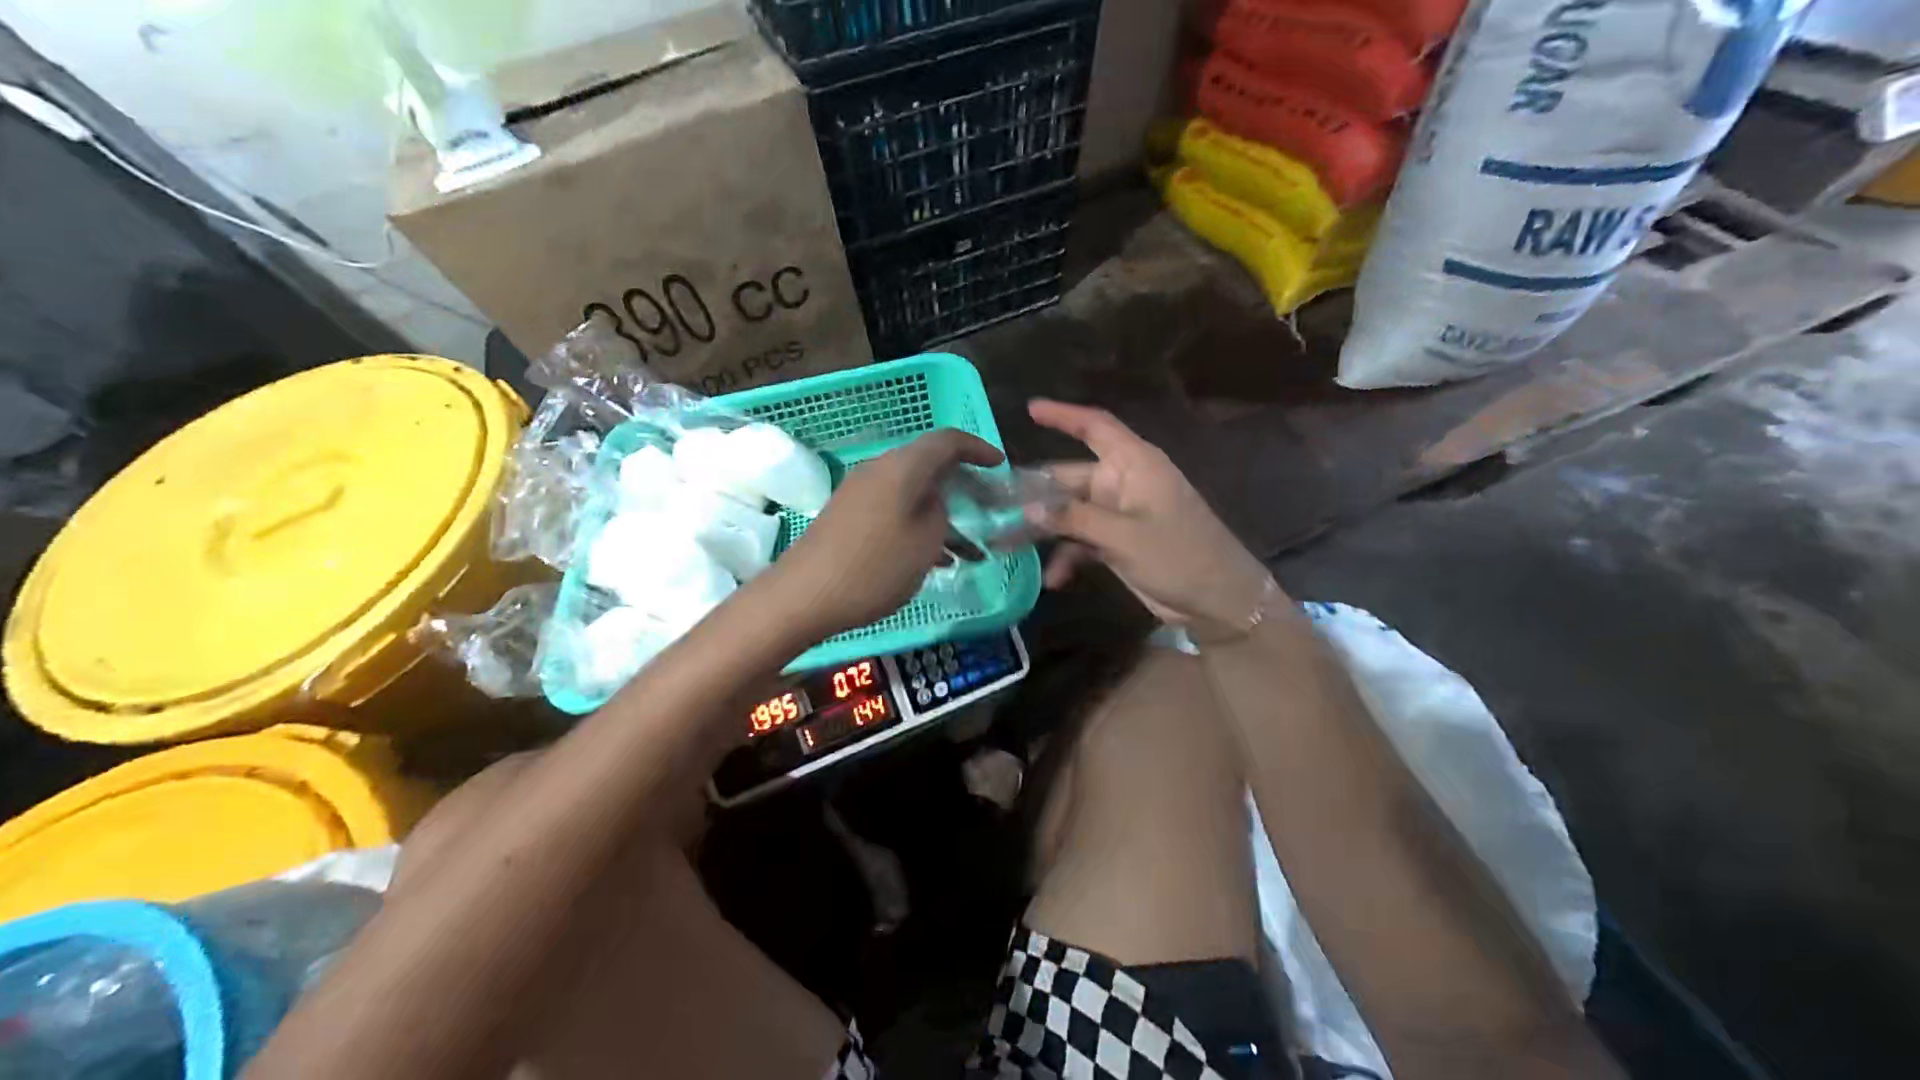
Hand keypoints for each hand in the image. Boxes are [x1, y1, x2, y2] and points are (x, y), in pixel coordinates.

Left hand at [768, 429, 1003, 640]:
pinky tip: (936, 560)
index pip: (947, 440)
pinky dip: (918, 526)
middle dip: (962, 486)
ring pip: (912, 493)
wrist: (803, 596)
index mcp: (902, 467)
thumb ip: (940, 513)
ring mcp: (860, 493)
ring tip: (970, 550)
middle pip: (928, 465)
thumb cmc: (874, 567)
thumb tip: (934, 501)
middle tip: (986, 508)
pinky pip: (894, 510)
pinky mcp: (848, 517)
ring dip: (942, 515)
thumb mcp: (925, 542)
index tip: (999, 465)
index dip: (977, 448)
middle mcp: (879, 470)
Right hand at [1027, 400, 1274, 634]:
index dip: (1064, 416)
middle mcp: (1123, 483)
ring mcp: (1120, 515)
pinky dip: (1067, 556)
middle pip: (1070, 477)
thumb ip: (1074, 519)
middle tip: (996, 507)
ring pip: (1071, 512)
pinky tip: (1053, 580)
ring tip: (1008, 546)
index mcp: (1133, 465)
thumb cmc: (1179, 555)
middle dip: (1036, 493)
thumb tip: (1029, 508)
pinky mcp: (1118, 543)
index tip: (1030, 409)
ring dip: (1045, 529)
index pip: (1096, 427)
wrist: (1219, 601)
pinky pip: (1082, 540)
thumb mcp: (1123, 536)